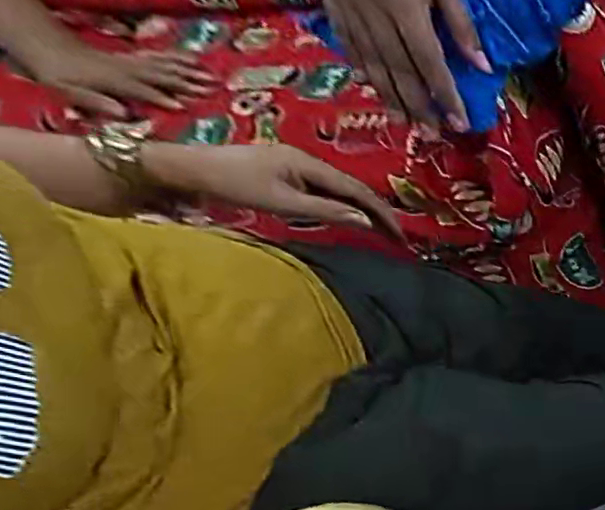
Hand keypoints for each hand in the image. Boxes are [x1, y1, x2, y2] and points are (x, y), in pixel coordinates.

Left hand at [12, 39, 214, 116]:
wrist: (44, 46)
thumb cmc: (56, 74)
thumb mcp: (64, 89)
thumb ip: (92, 101)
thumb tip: (123, 113)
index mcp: (112, 80)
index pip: (140, 90)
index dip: (158, 98)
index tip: (182, 108)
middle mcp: (125, 70)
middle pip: (159, 76)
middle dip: (186, 83)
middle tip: (212, 89)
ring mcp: (130, 62)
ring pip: (163, 66)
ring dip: (188, 71)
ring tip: (212, 77)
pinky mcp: (132, 59)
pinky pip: (158, 58)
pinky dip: (177, 60)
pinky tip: (192, 61)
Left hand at [144, 143, 403, 238]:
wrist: (184, 168)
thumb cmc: (233, 185)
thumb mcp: (285, 203)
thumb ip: (328, 211)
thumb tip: (367, 222)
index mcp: (308, 164)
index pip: (358, 191)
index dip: (384, 215)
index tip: (402, 237)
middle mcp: (306, 159)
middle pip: (354, 188)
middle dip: (379, 213)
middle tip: (399, 237)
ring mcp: (295, 163)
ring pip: (342, 188)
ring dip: (364, 209)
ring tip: (381, 230)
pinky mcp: (286, 170)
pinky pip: (327, 188)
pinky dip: (346, 204)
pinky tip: (352, 216)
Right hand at [321, 0, 487, 131]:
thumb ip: (461, 23)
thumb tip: (482, 67)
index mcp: (405, 10)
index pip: (431, 66)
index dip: (446, 98)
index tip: (460, 125)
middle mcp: (373, 12)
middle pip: (400, 70)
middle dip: (418, 106)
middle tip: (431, 136)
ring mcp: (346, 4)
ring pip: (370, 59)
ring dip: (388, 95)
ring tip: (403, 123)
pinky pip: (344, 36)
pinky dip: (358, 63)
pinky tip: (367, 84)